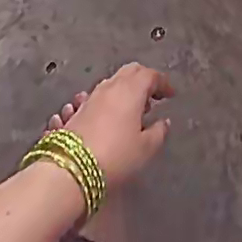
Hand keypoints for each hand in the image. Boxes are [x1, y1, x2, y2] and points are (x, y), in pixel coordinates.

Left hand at [52, 63, 172, 188]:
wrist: (71, 169)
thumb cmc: (116, 157)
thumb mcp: (145, 149)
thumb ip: (158, 132)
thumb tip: (163, 122)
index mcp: (131, 90)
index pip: (150, 75)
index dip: (163, 82)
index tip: (170, 94)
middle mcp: (110, 87)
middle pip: (130, 72)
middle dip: (143, 80)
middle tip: (153, 96)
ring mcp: (90, 97)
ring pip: (111, 83)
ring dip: (124, 90)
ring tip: (132, 110)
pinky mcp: (76, 111)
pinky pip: (95, 97)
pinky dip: (107, 101)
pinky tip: (107, 118)